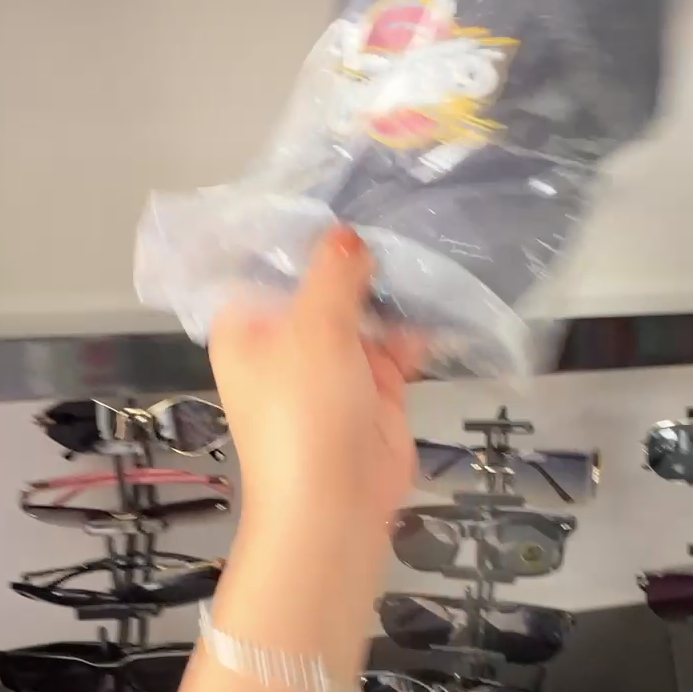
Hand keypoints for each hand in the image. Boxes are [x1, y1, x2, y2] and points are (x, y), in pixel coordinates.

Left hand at [209, 224, 427, 540]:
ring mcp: (334, 363)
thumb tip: (348, 233)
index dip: (300, 229)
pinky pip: (397, 344)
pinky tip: (442, 292)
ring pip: (365, 311)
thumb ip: (333, 274)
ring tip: (428, 240)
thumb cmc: (304, 412)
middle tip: (397, 203)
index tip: (338, 187)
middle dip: (357, 256)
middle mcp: (289, 340)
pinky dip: (417, 325)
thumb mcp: (314, 330)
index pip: (267, 262)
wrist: (336, 505)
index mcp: (249, 325)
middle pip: (322, 283)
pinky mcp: (375, 386)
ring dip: (392, 288)